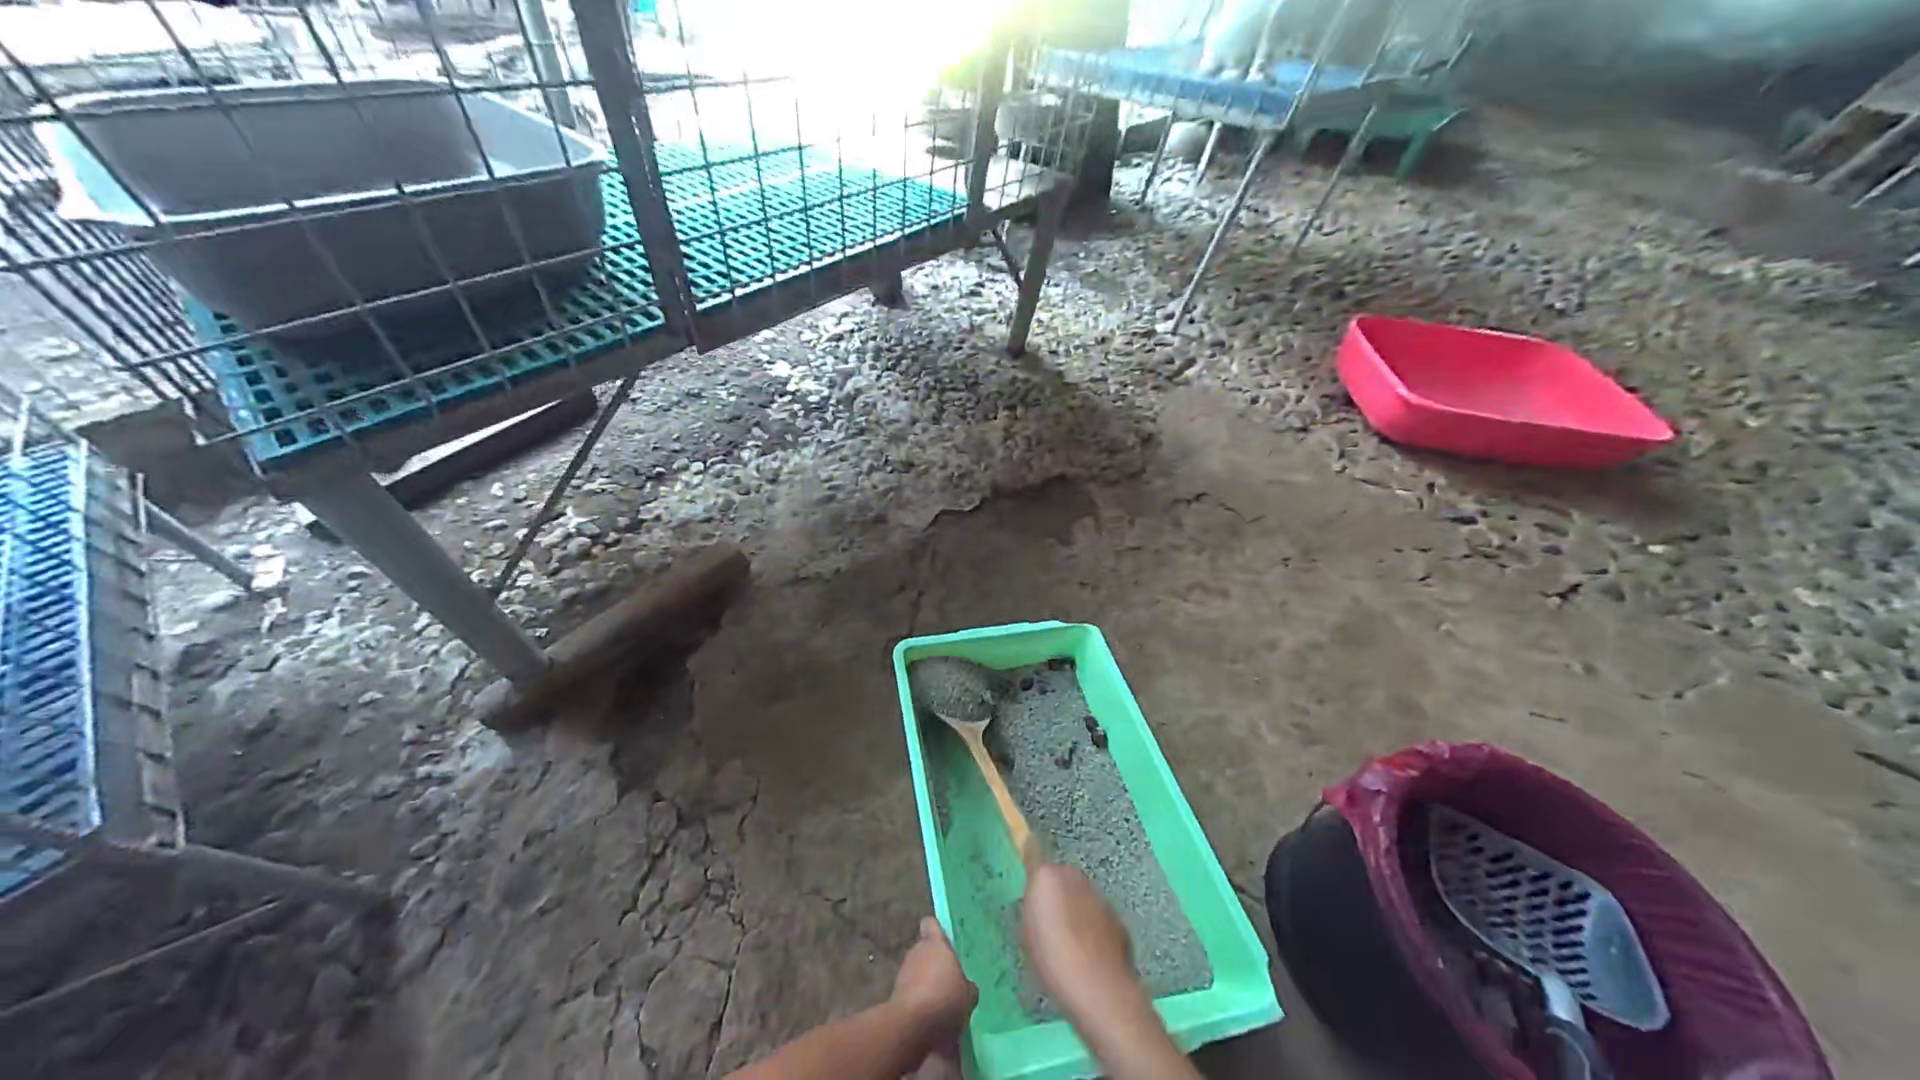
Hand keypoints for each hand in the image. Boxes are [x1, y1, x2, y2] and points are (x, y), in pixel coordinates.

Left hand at [890, 917, 976, 1047]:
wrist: (912, 1025)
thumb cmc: (945, 999)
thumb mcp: (968, 994)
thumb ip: (965, 985)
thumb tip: (964, 986)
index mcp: (936, 944)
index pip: (931, 925)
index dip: (935, 931)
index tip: (943, 944)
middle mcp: (917, 951)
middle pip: (923, 950)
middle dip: (932, 962)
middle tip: (947, 980)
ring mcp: (902, 972)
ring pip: (916, 971)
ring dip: (924, 982)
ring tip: (939, 1003)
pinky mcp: (894, 994)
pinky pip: (910, 992)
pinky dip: (917, 1000)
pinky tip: (928, 1017)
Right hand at [1021, 863, 1142, 1022]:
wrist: (1097, 984)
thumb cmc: (1052, 957)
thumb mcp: (1028, 931)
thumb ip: (1033, 905)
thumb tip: (1039, 896)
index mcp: (1047, 877)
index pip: (1035, 853)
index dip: (1031, 853)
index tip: (1027, 846)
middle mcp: (1075, 877)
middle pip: (1061, 876)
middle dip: (1056, 891)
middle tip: (1048, 919)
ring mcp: (1100, 897)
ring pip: (1082, 896)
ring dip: (1076, 909)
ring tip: (1070, 941)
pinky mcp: (1117, 918)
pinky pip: (1098, 916)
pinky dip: (1093, 926)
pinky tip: (1089, 952)